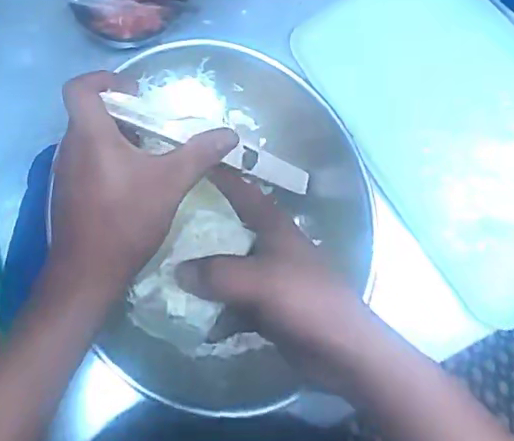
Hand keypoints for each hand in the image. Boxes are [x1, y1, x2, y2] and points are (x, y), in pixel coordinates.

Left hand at [46, 71, 236, 301]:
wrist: (86, 274)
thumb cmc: (125, 219)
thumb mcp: (169, 183)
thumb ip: (198, 154)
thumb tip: (229, 134)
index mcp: (88, 133)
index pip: (78, 87)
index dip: (102, 79)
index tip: (133, 90)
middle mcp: (69, 144)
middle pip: (88, 111)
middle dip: (120, 113)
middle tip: (150, 126)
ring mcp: (63, 168)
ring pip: (87, 136)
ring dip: (115, 137)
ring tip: (147, 154)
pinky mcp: (65, 189)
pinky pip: (84, 158)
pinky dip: (106, 157)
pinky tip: (132, 182)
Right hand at [175, 169, 371, 388]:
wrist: (348, 354)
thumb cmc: (306, 300)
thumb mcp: (256, 281)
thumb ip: (215, 273)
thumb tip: (177, 270)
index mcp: (272, 224)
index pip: (241, 188)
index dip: (218, 173)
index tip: (188, 160)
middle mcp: (269, 243)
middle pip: (229, 225)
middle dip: (200, 221)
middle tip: (165, 214)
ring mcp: (269, 276)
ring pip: (228, 263)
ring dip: (205, 267)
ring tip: (169, 263)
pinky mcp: (268, 307)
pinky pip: (233, 299)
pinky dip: (217, 305)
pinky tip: (194, 313)